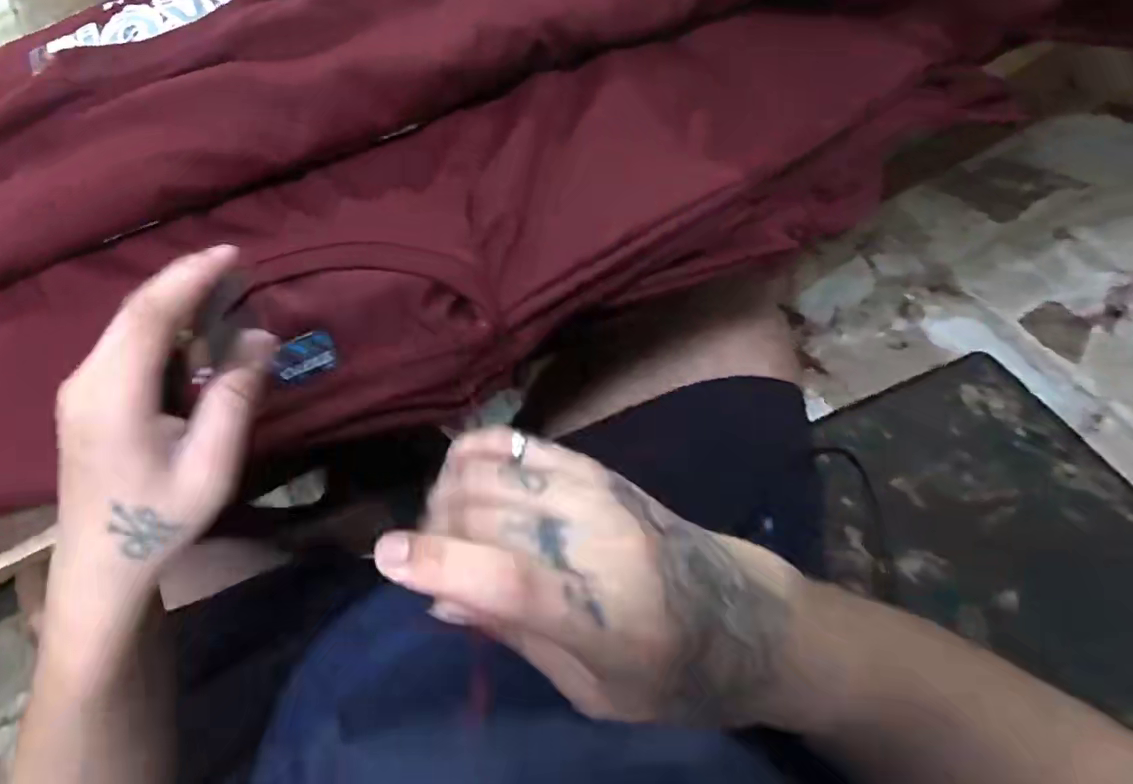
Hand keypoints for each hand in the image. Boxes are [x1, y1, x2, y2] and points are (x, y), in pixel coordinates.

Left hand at [51, 246, 277, 610]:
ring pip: (126, 323)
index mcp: (112, 394)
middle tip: (232, 270)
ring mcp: (78, 384)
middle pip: (135, 310)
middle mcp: (86, 377)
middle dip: (184, 282)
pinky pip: (121, 343)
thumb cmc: (157, 524)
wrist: (98, 566)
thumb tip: (259, 335)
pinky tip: (187, 337)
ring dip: (171, 304)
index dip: (190, 276)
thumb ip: (234, 397)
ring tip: (217, 297)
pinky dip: (157, 328)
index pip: (151, 313)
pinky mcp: (81, 393)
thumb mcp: (210, 467)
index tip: (231, 254)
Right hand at [373, 425, 804, 728]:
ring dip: (443, 497)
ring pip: (482, 475)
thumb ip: (512, 634)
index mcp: (612, 622)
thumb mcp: (593, 691)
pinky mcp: (586, 465)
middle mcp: (602, 544)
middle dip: (433, 534)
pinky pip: (503, 441)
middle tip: (430, 557)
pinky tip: (460, 479)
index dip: (439, 564)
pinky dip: (465, 455)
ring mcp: (593, 492)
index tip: (385, 557)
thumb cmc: (669, 673)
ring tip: (448, 524)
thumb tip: (434, 595)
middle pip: (482, 518)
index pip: (510, 582)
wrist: (748, 617)